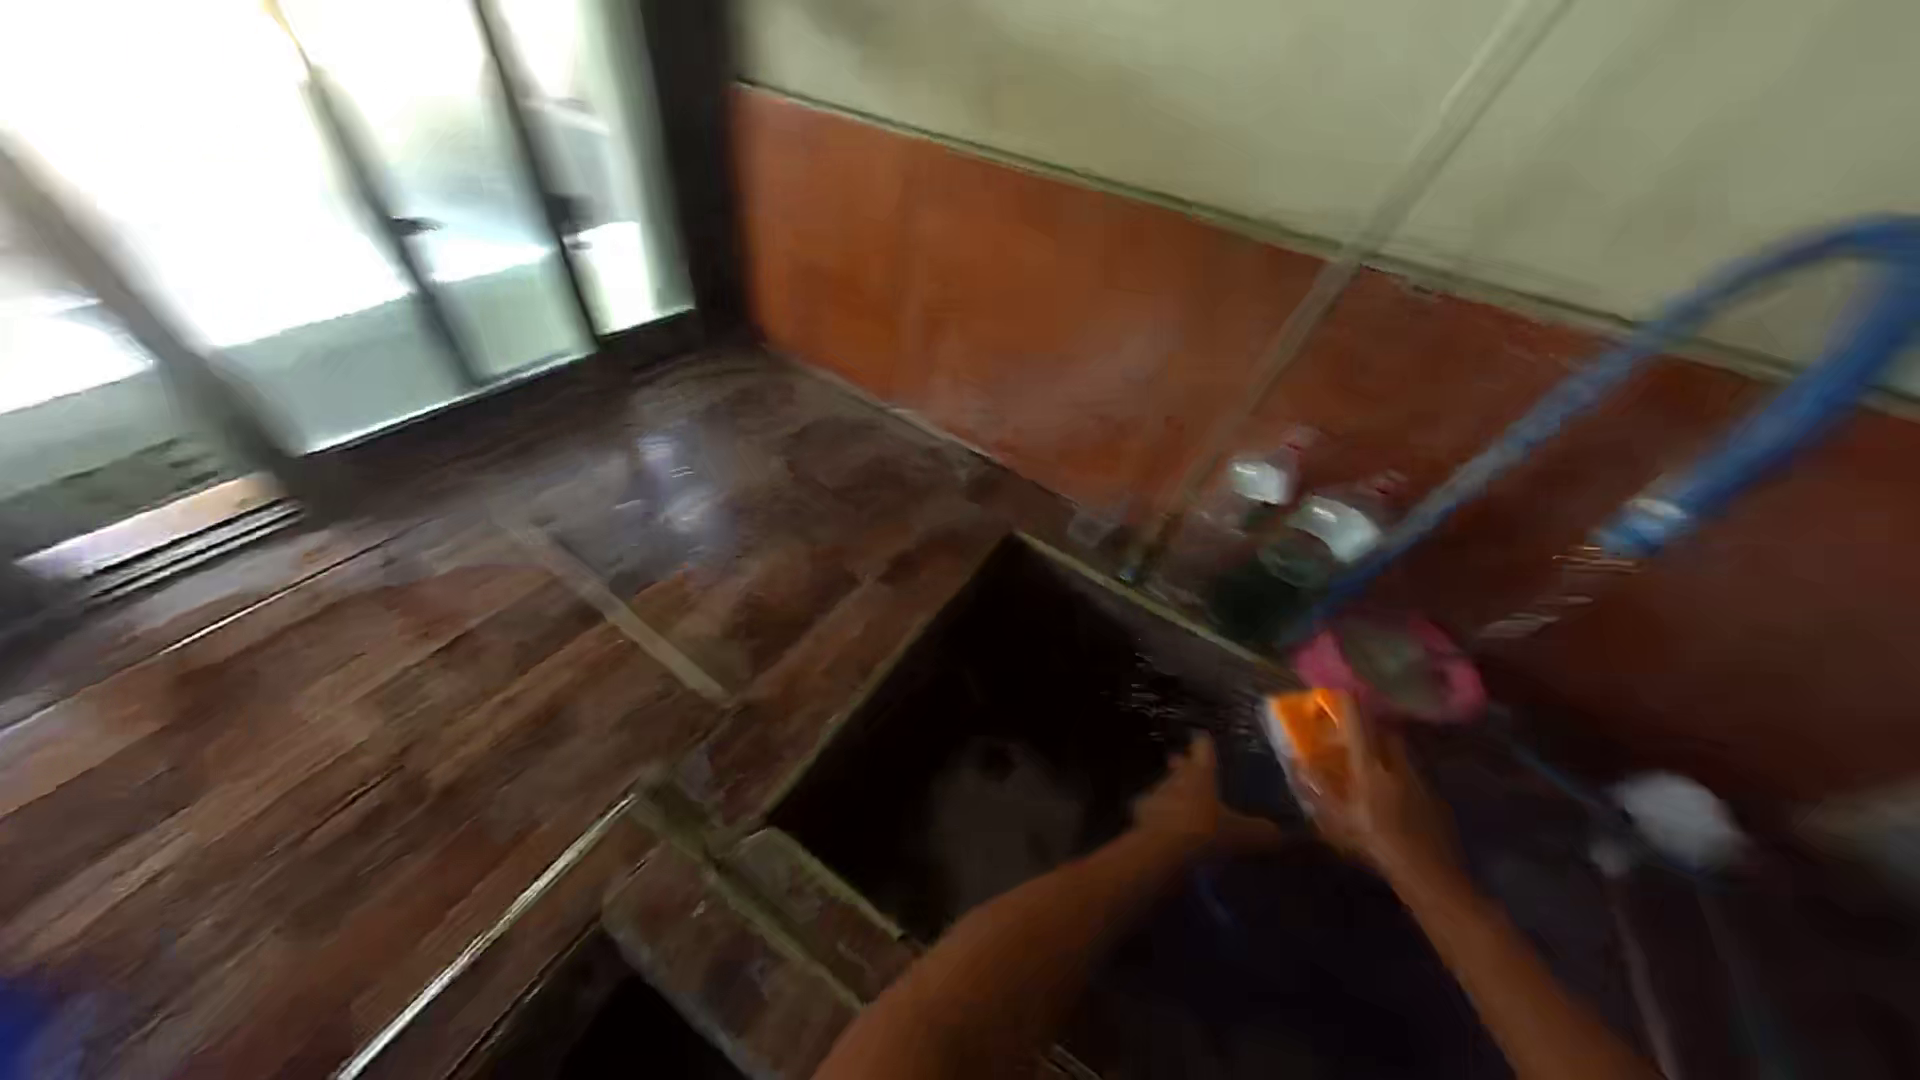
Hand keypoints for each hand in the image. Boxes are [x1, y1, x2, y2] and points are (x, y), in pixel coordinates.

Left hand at [1131, 734, 1288, 857]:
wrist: (1163, 848)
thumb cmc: (1207, 832)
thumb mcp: (1243, 836)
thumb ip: (1261, 832)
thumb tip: (1277, 832)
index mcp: (1201, 774)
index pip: (1204, 750)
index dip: (1204, 744)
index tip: (1202, 736)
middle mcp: (1176, 777)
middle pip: (1181, 766)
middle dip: (1184, 766)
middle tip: (1182, 761)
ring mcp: (1156, 792)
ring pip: (1165, 786)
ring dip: (1171, 791)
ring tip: (1178, 800)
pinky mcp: (1141, 812)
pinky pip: (1152, 809)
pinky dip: (1158, 814)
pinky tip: (1163, 824)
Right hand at [1301, 710, 1457, 878]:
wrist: (1430, 876)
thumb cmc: (1374, 844)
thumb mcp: (1335, 819)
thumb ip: (1315, 787)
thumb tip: (1297, 760)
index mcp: (1371, 766)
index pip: (1360, 724)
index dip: (1349, 705)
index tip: (1338, 693)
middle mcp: (1398, 766)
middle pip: (1386, 732)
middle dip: (1371, 725)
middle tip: (1354, 729)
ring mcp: (1421, 781)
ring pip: (1402, 752)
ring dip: (1386, 747)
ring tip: (1370, 757)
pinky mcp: (1435, 799)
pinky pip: (1413, 772)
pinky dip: (1400, 770)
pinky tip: (1392, 789)